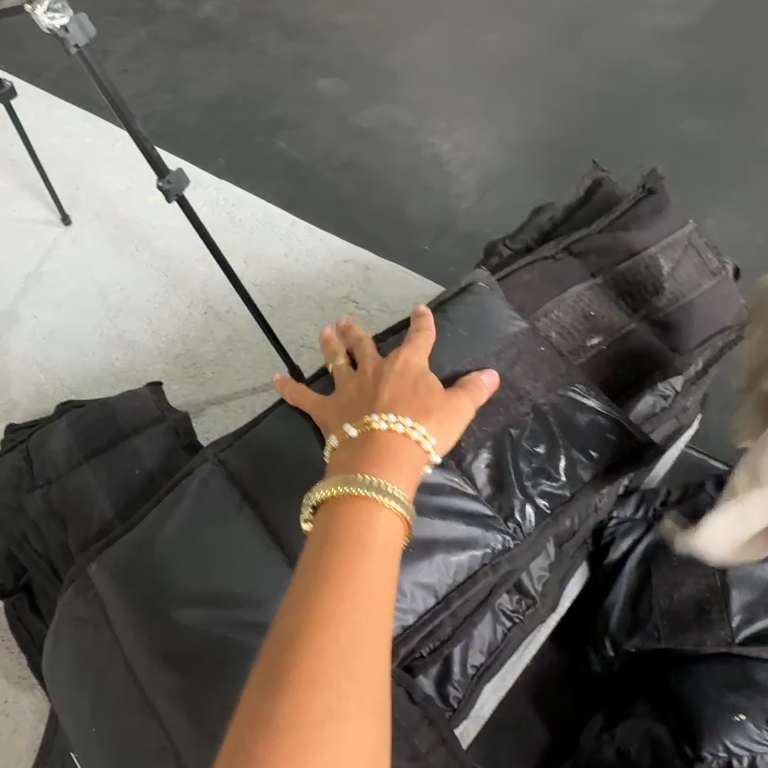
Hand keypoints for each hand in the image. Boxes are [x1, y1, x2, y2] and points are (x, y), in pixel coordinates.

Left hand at [272, 305, 500, 491]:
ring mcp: (347, 388)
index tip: (421, 311)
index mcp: (408, 366)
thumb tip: (492, 373)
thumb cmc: (424, 432)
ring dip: (329, 346)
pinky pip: (302, 396)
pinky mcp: (325, 410)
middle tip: (347, 320)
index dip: (422, 324)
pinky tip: (274, 378)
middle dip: (358, 333)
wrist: (385, 456)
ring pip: (336, 361)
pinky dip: (287, 388)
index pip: (420, 339)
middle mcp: (374, 370)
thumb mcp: (458, 411)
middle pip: (365, 346)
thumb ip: (473, 391)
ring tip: (325, 330)